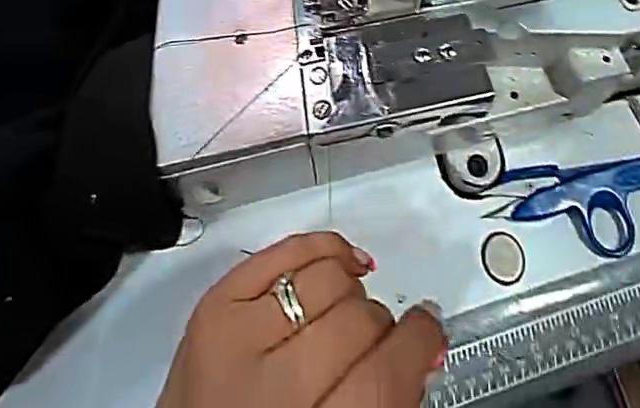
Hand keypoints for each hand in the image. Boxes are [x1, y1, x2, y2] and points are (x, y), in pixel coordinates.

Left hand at [157, 232, 446, 407]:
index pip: (382, 375)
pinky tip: (335, 263)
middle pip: (357, 322)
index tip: (426, 331)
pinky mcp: (213, 309)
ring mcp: (234, 343)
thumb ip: (386, 398)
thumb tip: (423, 344)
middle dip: (380, 322)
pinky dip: (319, 247)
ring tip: (346, 309)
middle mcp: (267, 392)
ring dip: (350, 286)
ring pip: (327, 278)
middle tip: (377, 336)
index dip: (417, 343)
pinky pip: (285, 251)